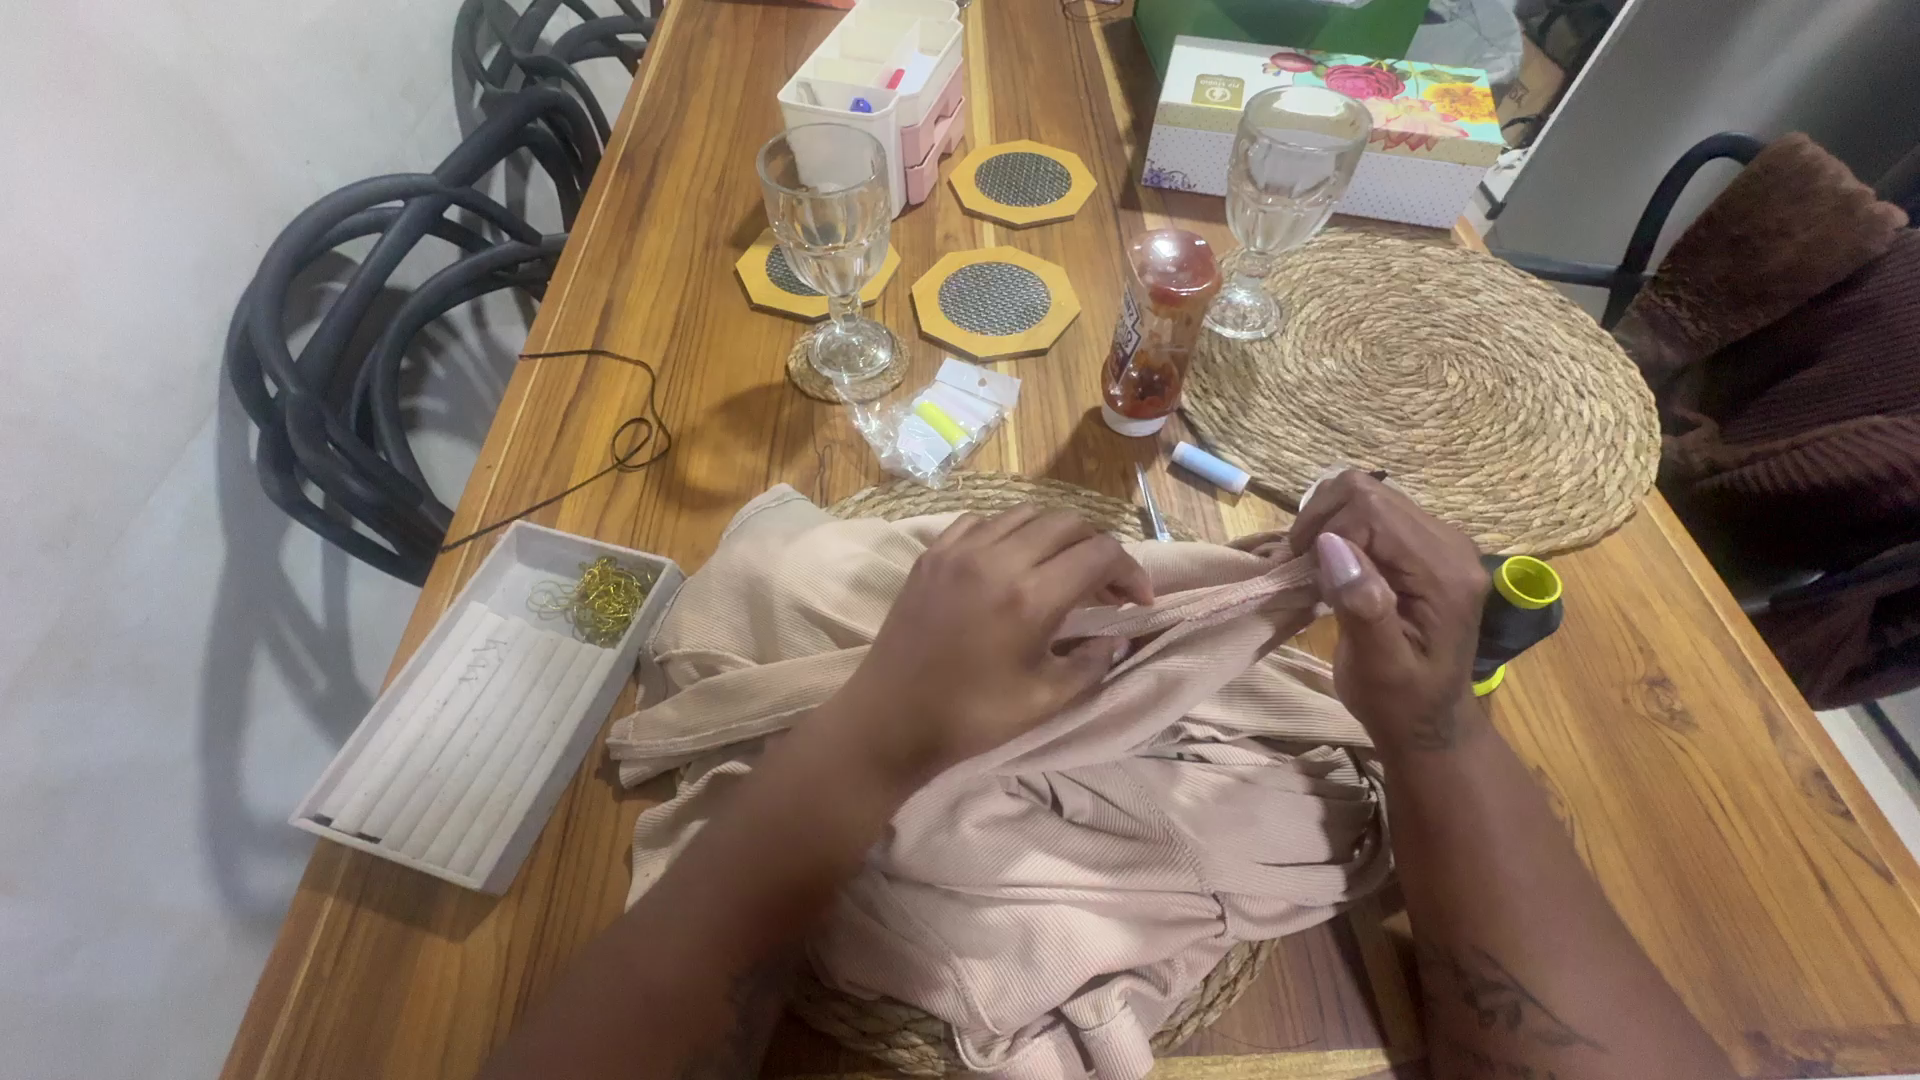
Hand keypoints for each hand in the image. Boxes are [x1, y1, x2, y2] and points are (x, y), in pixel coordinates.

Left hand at [829, 505, 1152, 782]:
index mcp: (1030, 597)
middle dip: (1098, 546)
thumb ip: (1093, 662)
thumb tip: (1118, 636)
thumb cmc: (972, 718)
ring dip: (1056, 535)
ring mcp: (958, 550)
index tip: (1137, 601)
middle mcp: (996, 559)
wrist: (890, 719)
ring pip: (1025, 514)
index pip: (1100, 553)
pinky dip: (1009, 531)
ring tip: (1062, 568)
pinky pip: (981, 521)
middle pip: (1067, 522)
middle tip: (1106, 584)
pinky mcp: (931, 554)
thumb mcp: (1046, 700)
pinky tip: (1011, 561)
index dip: (1131, 571)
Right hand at [1288, 472, 1488, 752]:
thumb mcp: (1379, 666)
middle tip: (1302, 567)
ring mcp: (1437, 541)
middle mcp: (1449, 545)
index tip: (1300, 572)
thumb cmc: (1400, 701)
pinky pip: (1370, 512)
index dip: (1324, 532)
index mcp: (1444, 572)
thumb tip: (1331, 545)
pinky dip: (1337, 530)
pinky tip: (1331, 567)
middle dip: (1320, 522)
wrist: (1428, 721)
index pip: (1370, 510)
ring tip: (1314, 566)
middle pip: (1367, 491)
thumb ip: (1363, 605)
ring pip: (1366, 494)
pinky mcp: (1421, 546)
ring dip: (1326, 524)